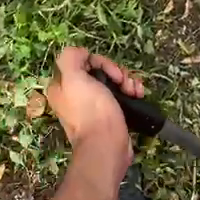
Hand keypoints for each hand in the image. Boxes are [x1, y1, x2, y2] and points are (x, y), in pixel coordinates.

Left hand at [45, 47, 140, 178]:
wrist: (107, 144)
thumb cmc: (91, 111)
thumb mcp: (74, 79)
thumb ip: (70, 58)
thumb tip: (82, 54)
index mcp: (62, 86)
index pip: (83, 61)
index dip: (100, 62)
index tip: (111, 73)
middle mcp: (75, 94)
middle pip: (100, 70)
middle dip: (117, 72)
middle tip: (124, 82)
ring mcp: (92, 105)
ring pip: (112, 81)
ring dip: (127, 81)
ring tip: (135, 91)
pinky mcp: (109, 113)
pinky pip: (120, 94)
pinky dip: (130, 91)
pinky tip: (138, 95)